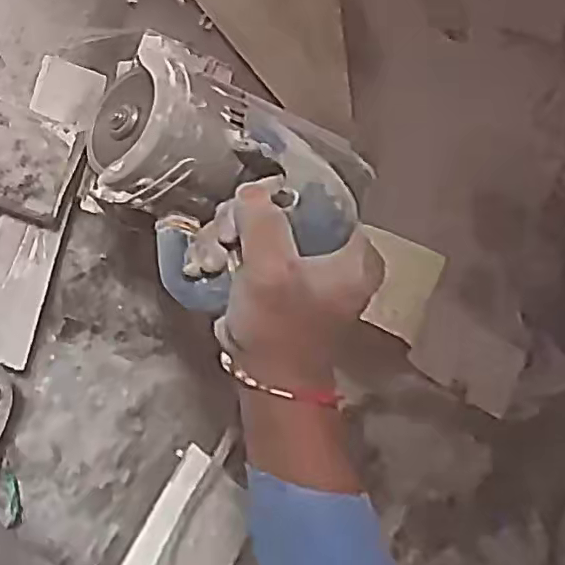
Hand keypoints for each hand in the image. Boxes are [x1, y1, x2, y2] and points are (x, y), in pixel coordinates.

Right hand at [218, 177, 382, 389]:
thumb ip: (262, 223)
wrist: (265, 375)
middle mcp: (333, 255)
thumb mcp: (270, 269)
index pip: (315, 201)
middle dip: (241, 223)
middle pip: (279, 213)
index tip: (244, 211)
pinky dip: (225, 253)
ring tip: (212, 260)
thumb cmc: (278, 324)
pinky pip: (246, 248)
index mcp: (353, 252)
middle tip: (224, 239)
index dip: (276, 198)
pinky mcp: (275, 279)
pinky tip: (211, 265)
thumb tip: (252, 189)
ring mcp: (302, 267)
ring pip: (255, 230)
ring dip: (225, 239)